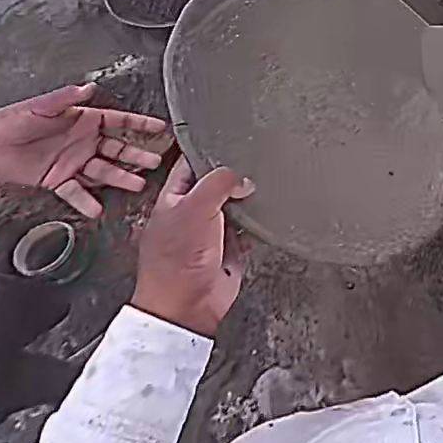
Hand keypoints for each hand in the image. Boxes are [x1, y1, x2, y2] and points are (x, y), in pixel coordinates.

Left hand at [0, 84, 167, 217]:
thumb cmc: (11, 121)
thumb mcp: (41, 106)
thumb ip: (66, 98)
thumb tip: (89, 88)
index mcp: (83, 120)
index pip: (119, 121)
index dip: (140, 124)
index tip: (160, 128)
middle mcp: (83, 142)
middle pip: (117, 149)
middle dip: (137, 155)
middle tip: (155, 161)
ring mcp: (72, 162)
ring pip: (103, 171)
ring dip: (120, 178)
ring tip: (138, 185)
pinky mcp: (56, 180)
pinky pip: (76, 192)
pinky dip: (86, 201)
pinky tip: (98, 209)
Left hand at [131, 158, 252, 336]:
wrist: (188, 305)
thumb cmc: (178, 259)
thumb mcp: (195, 208)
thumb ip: (220, 182)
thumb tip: (243, 179)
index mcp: (174, 197)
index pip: (190, 163)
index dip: (206, 149)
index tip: (227, 136)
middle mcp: (192, 210)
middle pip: (216, 182)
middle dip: (234, 173)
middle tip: (254, 157)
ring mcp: (211, 229)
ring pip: (234, 202)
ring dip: (248, 196)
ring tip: (266, 178)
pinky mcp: (230, 246)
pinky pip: (248, 225)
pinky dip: (257, 219)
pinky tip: (268, 208)